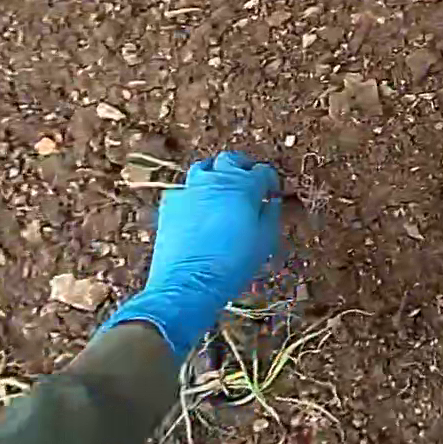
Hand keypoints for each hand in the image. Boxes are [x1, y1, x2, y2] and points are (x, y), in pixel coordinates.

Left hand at [100, 152, 281, 358]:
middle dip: (243, 168)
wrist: (189, 283)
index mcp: (243, 185)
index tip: (272, 195)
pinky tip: (201, 211)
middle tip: (249, 184)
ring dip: (216, 175)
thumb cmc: (234, 261)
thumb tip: (271, 201)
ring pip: (204, 169)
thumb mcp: (266, 237)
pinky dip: (195, 194)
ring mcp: (189, 191)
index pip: (262, 171)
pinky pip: (185, 190)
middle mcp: (216, 181)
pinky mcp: (170, 206)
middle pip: (230, 160)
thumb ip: (270, 213)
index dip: (270, 182)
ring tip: (223, 192)